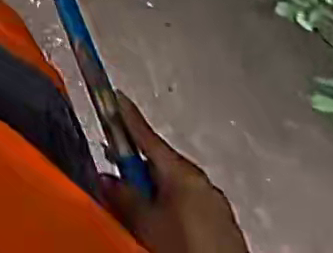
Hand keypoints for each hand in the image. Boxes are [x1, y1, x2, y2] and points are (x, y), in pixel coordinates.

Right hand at [103, 99, 249, 252]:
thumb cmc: (182, 247)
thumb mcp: (142, 219)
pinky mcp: (224, 227)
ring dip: (153, 188)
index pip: (145, 134)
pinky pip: (188, 203)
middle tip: (114, 173)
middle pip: (159, 161)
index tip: (115, 95)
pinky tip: (162, 222)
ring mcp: (217, 205)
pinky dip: (171, 205)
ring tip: (138, 207)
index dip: (126, 114)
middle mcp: (202, 183)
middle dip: (136, 165)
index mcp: (182, 172)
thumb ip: (121, 193)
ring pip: (174, 184)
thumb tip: (107, 178)